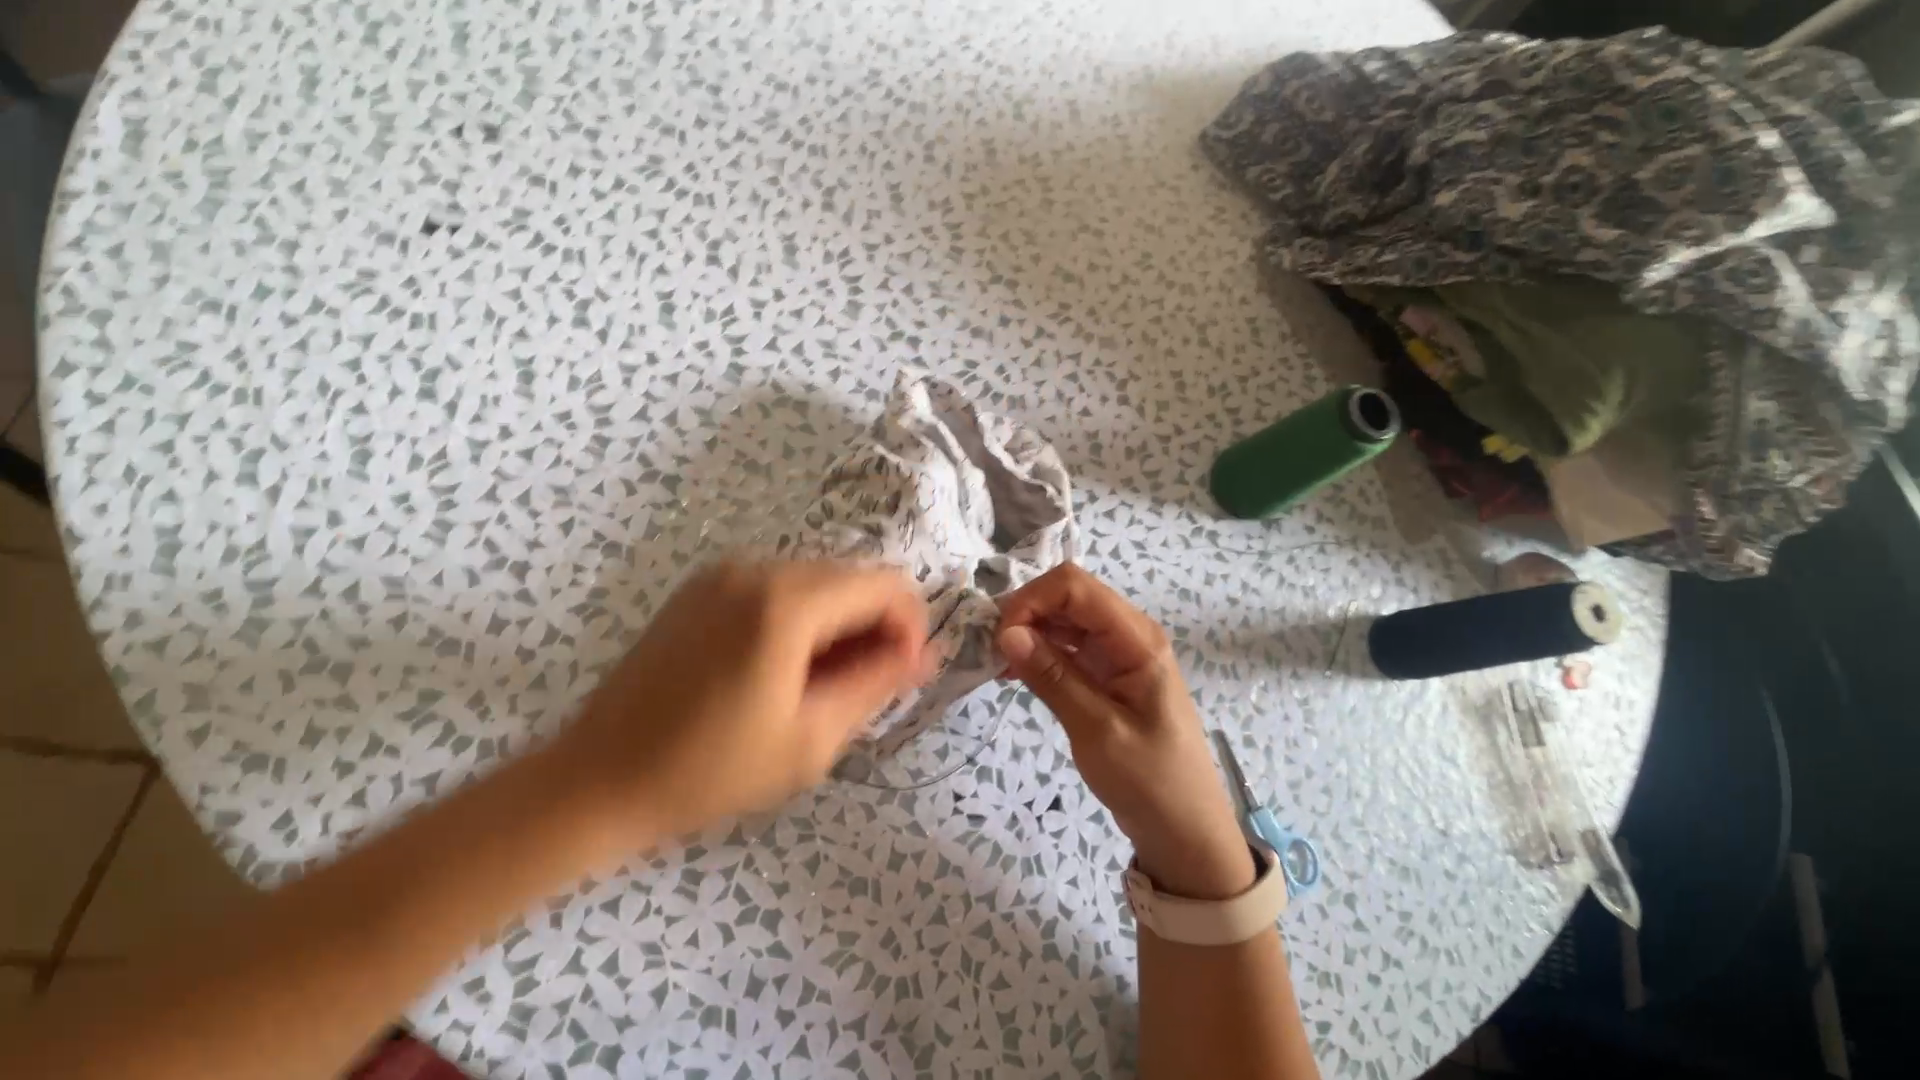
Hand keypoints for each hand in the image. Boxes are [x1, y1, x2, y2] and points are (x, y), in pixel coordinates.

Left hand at [554, 559, 931, 844]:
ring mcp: (721, 574)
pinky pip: (774, 589)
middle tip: (862, 690)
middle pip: (850, 577)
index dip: (910, 625)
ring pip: (814, 582)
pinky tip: (779, 670)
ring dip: (836, 624)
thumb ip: (876, 685)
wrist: (598, 780)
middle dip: (873, 626)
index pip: (884, 583)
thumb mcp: (810, 740)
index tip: (903, 676)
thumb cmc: (710, 772)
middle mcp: (755, 569)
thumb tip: (924, 653)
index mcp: (785, 603)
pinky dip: (797, 619)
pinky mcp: (698, 589)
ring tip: (818, 687)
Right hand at [998, 564, 1254, 899]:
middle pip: (1068, 597)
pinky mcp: (1108, 676)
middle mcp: (1129, 636)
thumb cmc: (1150, 780)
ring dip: (1028, 633)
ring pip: (1064, 621)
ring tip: (996, 666)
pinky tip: (1013, 675)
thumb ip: (1053, 677)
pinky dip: (1039, 654)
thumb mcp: (1097, 730)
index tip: (1000, 637)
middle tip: (991, 653)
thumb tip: (1007, 632)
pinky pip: (1068, 648)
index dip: (1031, 600)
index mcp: (1137, 639)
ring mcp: (1119, 655)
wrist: (1184, 829)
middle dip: (1025, 614)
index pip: (1076, 587)